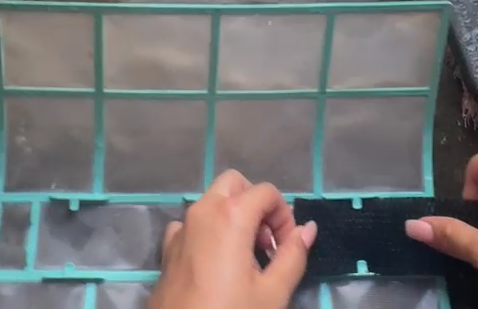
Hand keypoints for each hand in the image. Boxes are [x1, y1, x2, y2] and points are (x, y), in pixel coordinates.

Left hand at [150, 169, 316, 308]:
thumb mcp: (272, 293)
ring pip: (213, 200)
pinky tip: (216, 263)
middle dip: (256, 204)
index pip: (267, 192)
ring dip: (234, 215)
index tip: (287, 246)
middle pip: (236, 183)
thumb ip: (293, 255)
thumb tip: (308, 228)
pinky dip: (209, 230)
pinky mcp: (169, 247)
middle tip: (266, 243)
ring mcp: (182, 226)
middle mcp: (203, 209)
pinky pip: (193, 223)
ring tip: (246, 257)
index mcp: (231, 214)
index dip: (284, 215)